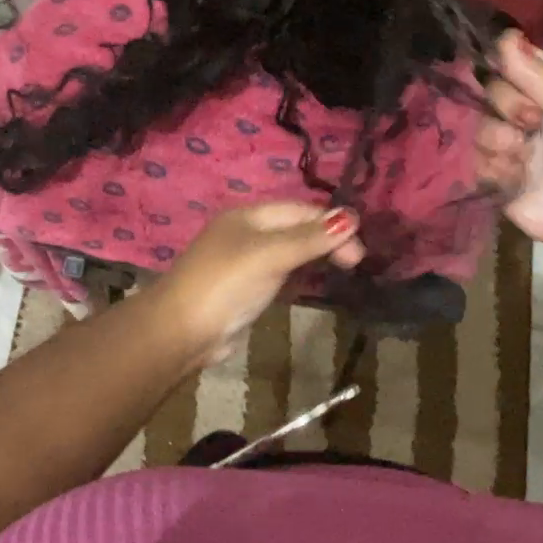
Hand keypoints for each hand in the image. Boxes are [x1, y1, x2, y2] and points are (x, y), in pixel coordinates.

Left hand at [154, 203, 363, 361]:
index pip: (301, 210)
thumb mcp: (271, 255)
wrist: (183, 332)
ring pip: (291, 252)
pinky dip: (301, 276)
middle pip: (297, 229)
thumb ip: (311, 238)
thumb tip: (352, 217)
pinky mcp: (247, 290)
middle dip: (328, 240)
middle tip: (355, 264)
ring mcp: (246, 263)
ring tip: (344, 271)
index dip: (332, 224)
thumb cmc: (227, 284)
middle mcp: (247, 234)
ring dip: (317, 257)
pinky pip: (282, 275)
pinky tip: (316, 284)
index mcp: (249, 216)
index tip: (359, 250)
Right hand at [475, 31, 542, 250]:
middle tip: (527, 121)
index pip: (521, 67)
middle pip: (495, 94)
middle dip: (506, 104)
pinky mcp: (501, 183)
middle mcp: (535, 119)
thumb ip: (540, 74)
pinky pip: (476, 163)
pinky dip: (488, 166)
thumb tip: (505, 36)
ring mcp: (516, 151)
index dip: (510, 65)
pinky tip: (509, 173)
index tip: (503, 64)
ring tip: (517, 153)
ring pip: (481, 127)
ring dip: (495, 137)